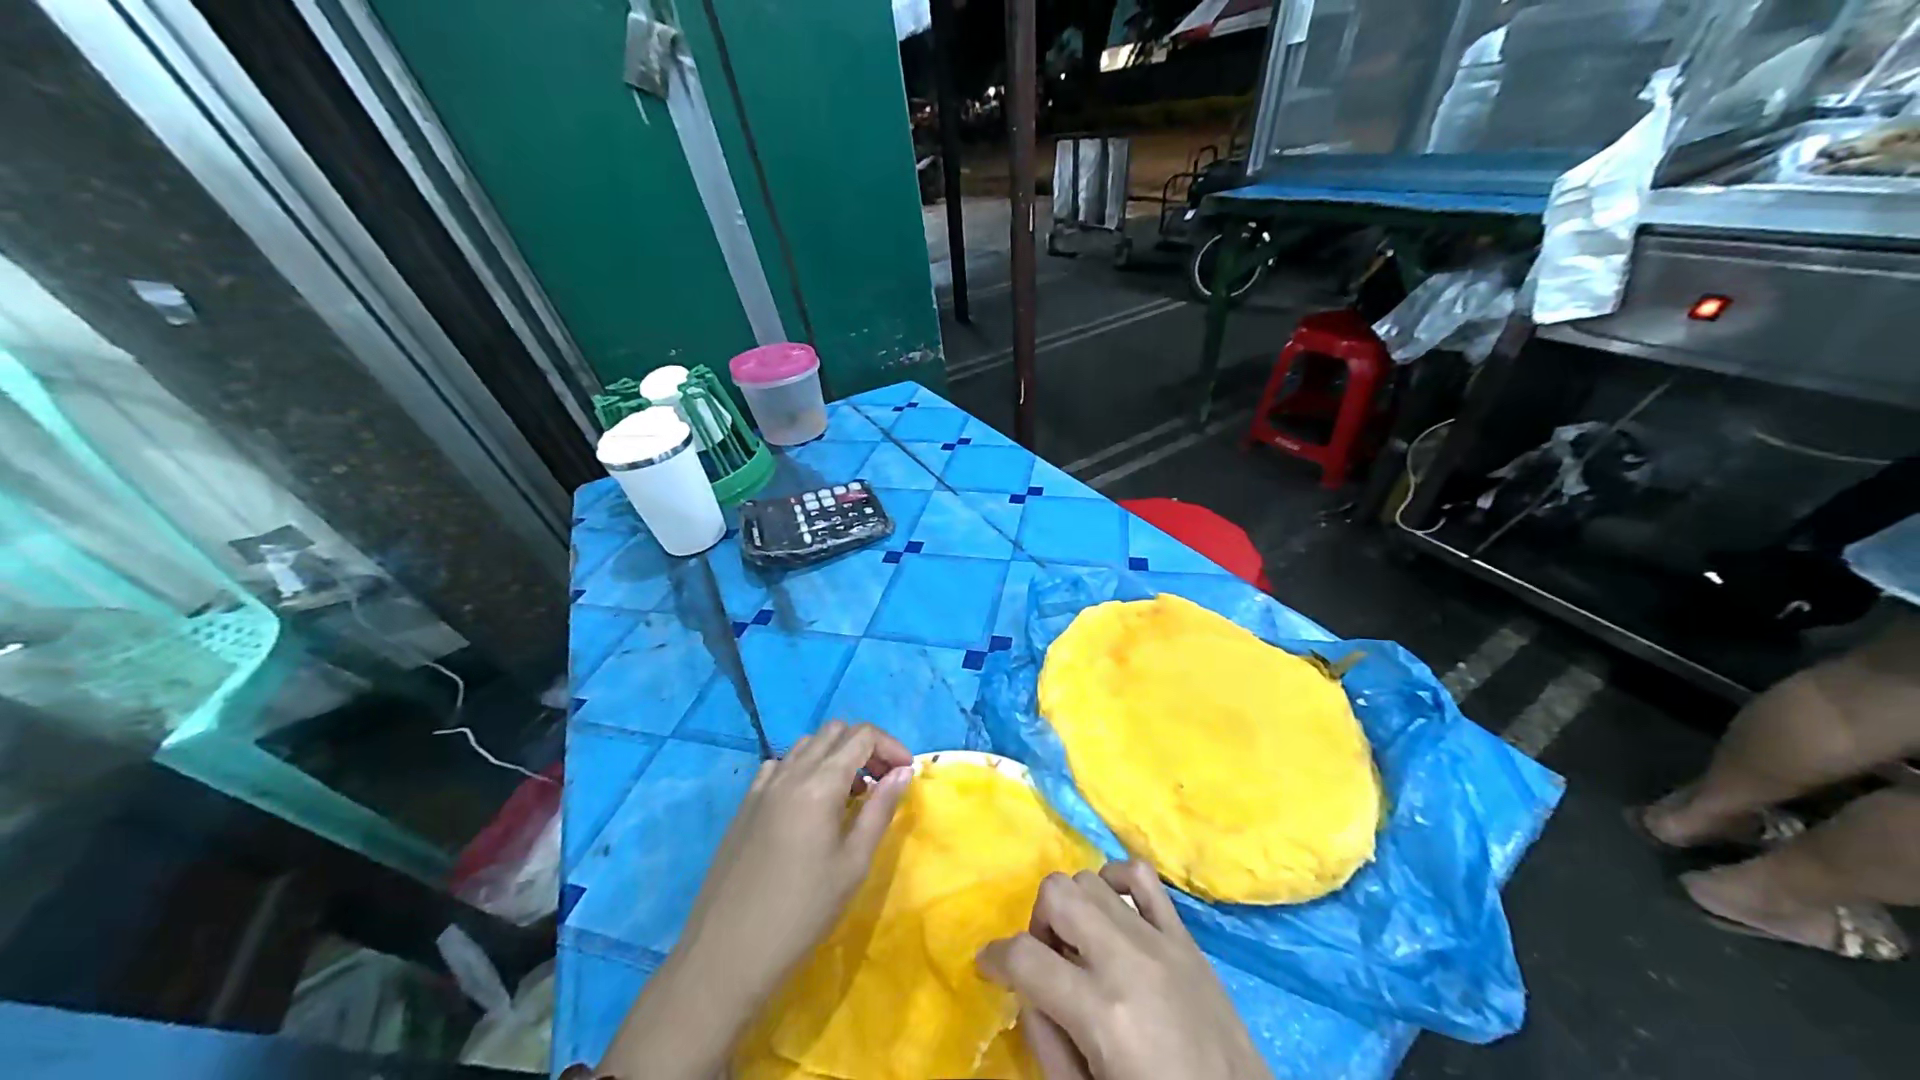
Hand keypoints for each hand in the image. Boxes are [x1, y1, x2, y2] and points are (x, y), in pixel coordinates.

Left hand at [679, 720, 913, 991]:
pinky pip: (781, 766)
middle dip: (866, 747)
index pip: (862, 736)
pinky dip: (805, 769)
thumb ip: (880, 810)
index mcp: (819, 783)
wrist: (728, 952)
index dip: (890, 746)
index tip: (906, 774)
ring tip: (851, 796)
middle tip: (883, 782)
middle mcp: (789, 772)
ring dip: (836, 756)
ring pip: (806, 745)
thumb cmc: (803, 912)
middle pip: (834, 732)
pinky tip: (810, 805)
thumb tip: (902, 772)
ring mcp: (762, 786)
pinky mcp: (745, 804)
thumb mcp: (854, 863)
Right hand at [977, 860, 1272, 1079]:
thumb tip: (1027, 993)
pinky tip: (1112, 912)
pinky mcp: (1185, 937)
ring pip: (1090, 879)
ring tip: (1081, 946)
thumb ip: (1047, 1043)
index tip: (988, 967)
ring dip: (1073, 908)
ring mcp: (1160, 941)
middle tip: (1046, 961)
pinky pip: (1141, 875)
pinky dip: (1115, 881)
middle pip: (1057, 893)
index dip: (994, 957)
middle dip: (1037, 923)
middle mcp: (1127, 960)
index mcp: (1101, 1012)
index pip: (1025, 956)